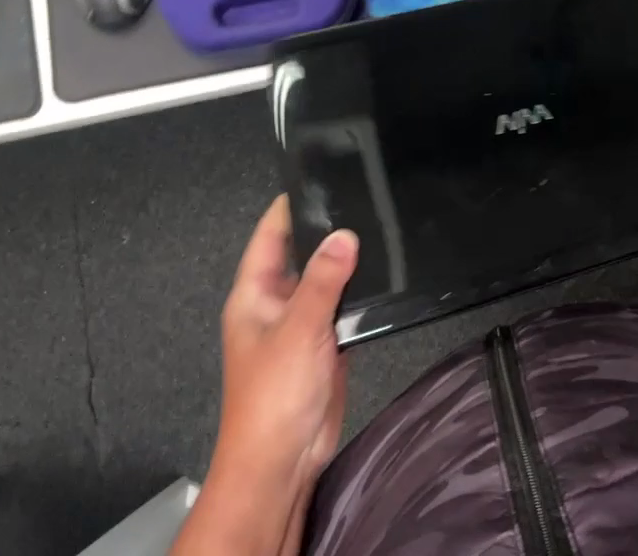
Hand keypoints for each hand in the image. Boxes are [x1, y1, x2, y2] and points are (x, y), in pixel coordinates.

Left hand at [212, 194, 359, 487]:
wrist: (282, 459)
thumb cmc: (272, 397)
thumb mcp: (298, 329)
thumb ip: (323, 280)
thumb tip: (344, 236)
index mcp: (254, 296)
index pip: (269, 237)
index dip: (289, 207)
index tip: (317, 178)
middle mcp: (276, 305)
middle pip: (301, 255)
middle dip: (327, 231)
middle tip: (362, 200)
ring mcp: (301, 325)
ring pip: (326, 281)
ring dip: (346, 264)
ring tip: (380, 232)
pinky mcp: (324, 344)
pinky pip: (343, 308)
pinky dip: (359, 294)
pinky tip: (384, 280)